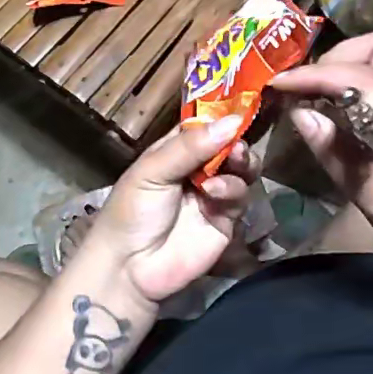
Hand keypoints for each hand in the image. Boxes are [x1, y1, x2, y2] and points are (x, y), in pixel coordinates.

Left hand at [81, 117, 257, 302]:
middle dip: (236, 140)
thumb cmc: (132, 212)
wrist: (131, 268)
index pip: (203, 125)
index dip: (221, 115)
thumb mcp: (152, 171)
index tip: (240, 105)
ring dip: (239, 162)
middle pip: (229, 146)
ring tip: (233, 160)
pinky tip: (215, 191)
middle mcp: (198, 169)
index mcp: (175, 151)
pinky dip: (232, 189)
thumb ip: (189, 147)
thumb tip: (232, 121)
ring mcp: (214, 194)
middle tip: (238, 139)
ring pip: (241, 169)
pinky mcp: (227, 220)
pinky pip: (240, 197)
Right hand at [269, 32, 372, 268]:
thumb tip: (299, 115)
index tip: (278, 84)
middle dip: (336, 58)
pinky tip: (341, 102)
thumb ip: (336, 154)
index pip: (362, 77)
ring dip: (349, 63)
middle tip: (306, 88)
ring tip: (319, 92)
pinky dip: (360, 75)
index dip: (316, 75)